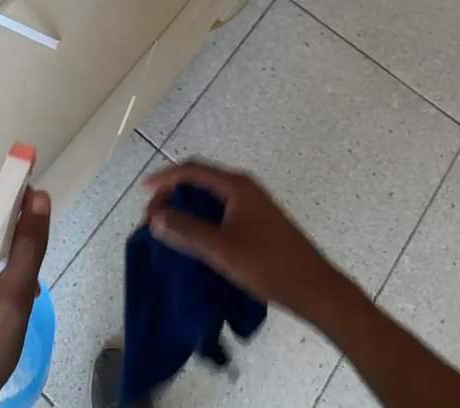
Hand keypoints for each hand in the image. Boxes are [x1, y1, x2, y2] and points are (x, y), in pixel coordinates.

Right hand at [142, 160, 347, 317]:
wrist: (316, 289)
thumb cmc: (268, 264)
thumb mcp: (221, 248)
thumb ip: (187, 230)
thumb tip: (156, 217)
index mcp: (236, 186)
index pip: (192, 170)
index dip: (165, 178)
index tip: (143, 191)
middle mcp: (244, 188)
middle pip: (200, 181)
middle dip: (173, 195)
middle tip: (153, 217)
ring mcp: (253, 205)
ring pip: (211, 198)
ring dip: (187, 209)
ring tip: (168, 228)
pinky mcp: (259, 223)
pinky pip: (221, 211)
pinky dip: (202, 219)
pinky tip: (195, 239)